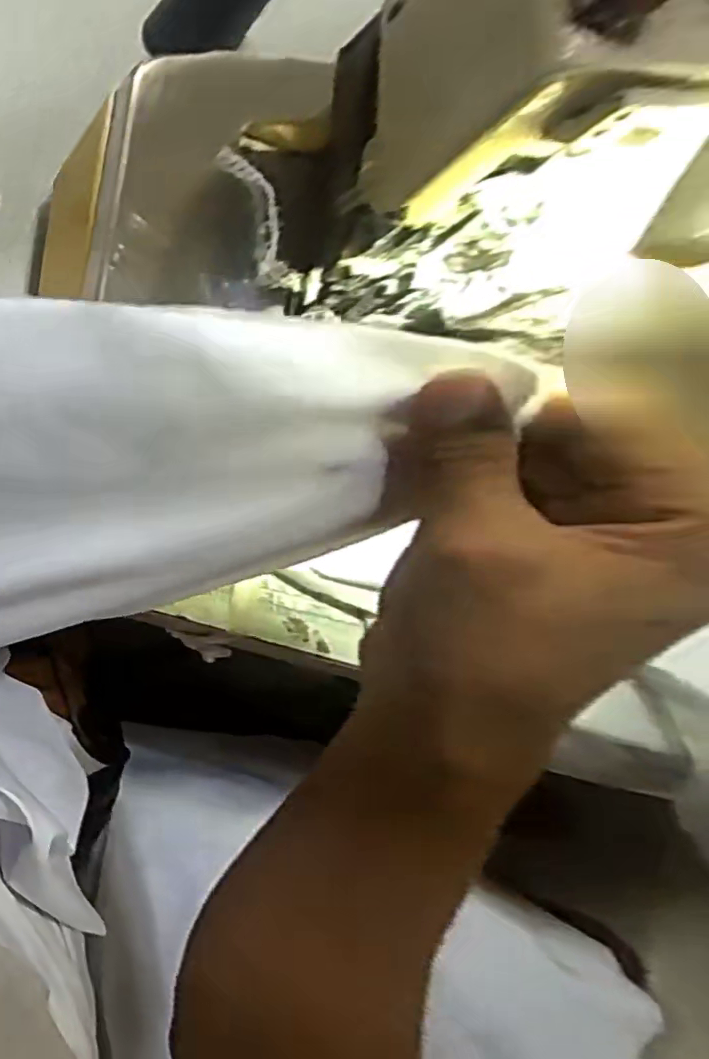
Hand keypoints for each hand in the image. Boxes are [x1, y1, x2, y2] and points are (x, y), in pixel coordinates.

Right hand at [359, 372, 708, 780]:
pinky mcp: (537, 549)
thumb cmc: (482, 636)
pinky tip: (414, 466)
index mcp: (689, 524)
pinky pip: (506, 490)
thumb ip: (468, 456)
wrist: (441, 715)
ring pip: (537, 461)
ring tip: (410, 437)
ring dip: (473, 447)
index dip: (553, 394)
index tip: (471, 376)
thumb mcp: (474, 539)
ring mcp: (593, 537)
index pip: (637, 421)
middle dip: (504, 420)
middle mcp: (659, 524)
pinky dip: (461, 474)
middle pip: (587, 437)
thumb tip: (455, 378)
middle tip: (426, 407)